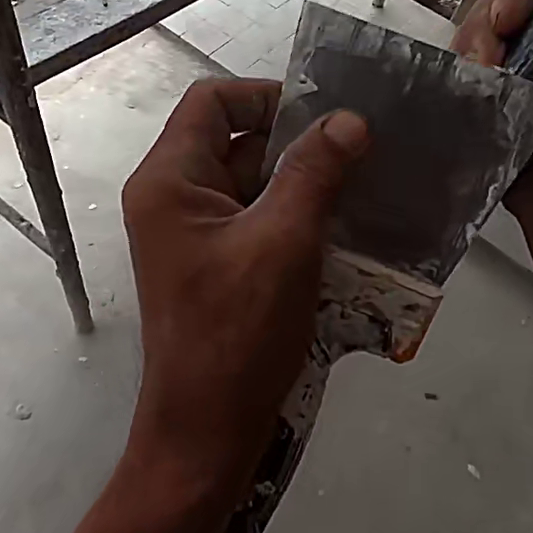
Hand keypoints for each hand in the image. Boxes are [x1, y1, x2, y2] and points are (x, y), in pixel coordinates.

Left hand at [120, 79, 367, 483]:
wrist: (209, 435)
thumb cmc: (237, 334)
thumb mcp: (284, 241)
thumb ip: (316, 171)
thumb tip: (350, 119)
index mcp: (171, 181)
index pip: (213, 101)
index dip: (267, 96)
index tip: (323, 118)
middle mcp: (178, 197)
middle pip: (240, 138)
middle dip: (298, 141)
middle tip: (357, 150)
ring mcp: (200, 231)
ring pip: (258, 177)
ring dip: (307, 177)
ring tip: (360, 183)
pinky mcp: (224, 259)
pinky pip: (264, 213)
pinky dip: (302, 209)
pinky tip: (345, 220)